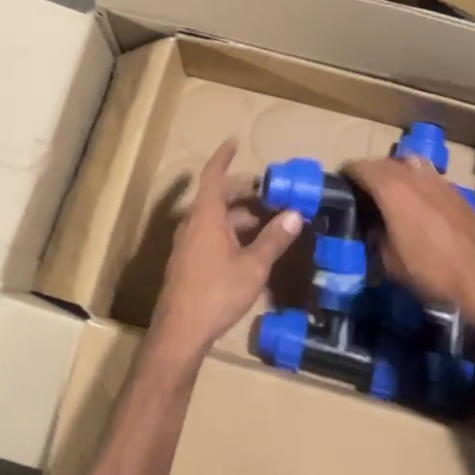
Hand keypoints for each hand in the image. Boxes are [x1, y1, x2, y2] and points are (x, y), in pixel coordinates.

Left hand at [150, 140, 303, 352]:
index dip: (223, 157)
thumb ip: (274, 239)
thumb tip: (295, 214)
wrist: (180, 332)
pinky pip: (211, 234)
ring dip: (239, 215)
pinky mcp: (188, 262)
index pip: (213, 175)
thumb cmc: (216, 292)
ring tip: (268, 220)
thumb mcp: (253, 266)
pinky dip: (231, 231)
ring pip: (215, 218)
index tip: (235, 142)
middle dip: (242, 190)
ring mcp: (188, 244)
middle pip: (217, 196)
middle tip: (269, 192)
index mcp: (206, 216)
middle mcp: (193, 223)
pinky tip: (250, 247)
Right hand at [345, 157, 474, 320]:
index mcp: (391, 188)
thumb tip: (373, 228)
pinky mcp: (456, 190)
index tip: (341, 183)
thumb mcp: (389, 261)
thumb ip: (376, 237)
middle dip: (370, 171)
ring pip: (409, 162)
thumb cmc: (429, 270)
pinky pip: (429, 175)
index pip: (361, 166)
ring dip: (396, 170)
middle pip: (384, 162)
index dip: (348, 173)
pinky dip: (417, 181)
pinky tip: (420, 202)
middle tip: (362, 190)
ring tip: (392, 190)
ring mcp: (437, 180)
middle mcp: (413, 175)